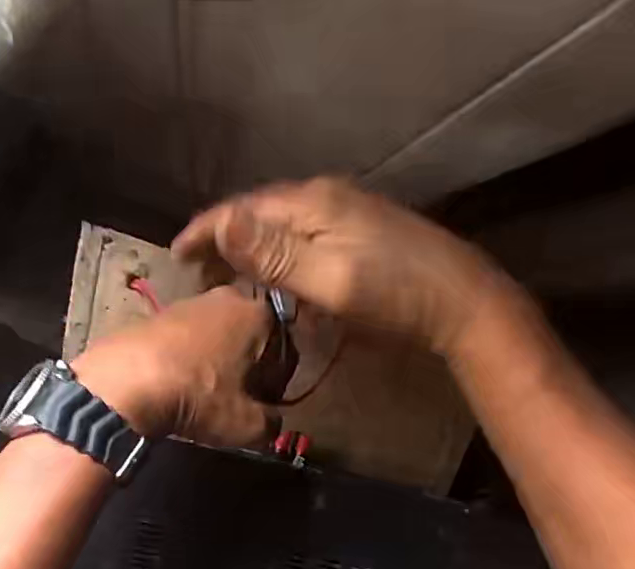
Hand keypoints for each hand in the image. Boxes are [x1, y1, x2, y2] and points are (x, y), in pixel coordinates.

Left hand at [70, 285, 274, 446]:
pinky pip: (188, 342)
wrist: (126, 383)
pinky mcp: (158, 314)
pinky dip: (191, 362)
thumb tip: (272, 421)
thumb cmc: (200, 397)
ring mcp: (189, 301)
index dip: (278, 386)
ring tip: (205, 398)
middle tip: (237, 403)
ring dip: (219, 366)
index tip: (265, 407)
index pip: (287, 354)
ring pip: (220, 340)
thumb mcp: (248, 424)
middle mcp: (228, 297)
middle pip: (252, 342)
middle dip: (249, 371)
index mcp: (260, 314)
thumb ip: (273, 423)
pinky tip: (180, 387)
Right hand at [173, 178, 522, 356]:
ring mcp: (347, 215)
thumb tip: (222, 222)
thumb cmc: (393, 295)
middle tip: (198, 274)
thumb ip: (277, 254)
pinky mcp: (361, 236)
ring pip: (284, 229)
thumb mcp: (330, 278)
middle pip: (261, 216)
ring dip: (253, 252)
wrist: (460, 302)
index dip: (205, 231)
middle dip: (225, 242)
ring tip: (229, 280)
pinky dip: (283, 261)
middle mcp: (326, 199)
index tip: (174, 256)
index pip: (242, 209)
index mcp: (312, 203)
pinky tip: (279, 283)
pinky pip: (307, 242)